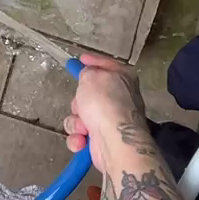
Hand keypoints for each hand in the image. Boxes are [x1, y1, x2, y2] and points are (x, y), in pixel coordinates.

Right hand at [62, 53, 147, 167]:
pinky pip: (80, 134)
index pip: (106, 64)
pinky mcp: (101, 139)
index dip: (93, 61)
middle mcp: (119, 99)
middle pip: (88, 94)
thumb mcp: (91, 76)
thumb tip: (87, 75)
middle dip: (78, 102)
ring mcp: (110, 120)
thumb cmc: (105, 103)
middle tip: (80, 104)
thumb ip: (87, 72)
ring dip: (76, 122)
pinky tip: (82, 138)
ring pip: (80, 116)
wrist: (113, 139)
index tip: (81, 59)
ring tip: (83, 126)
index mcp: (122, 79)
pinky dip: (78, 137)